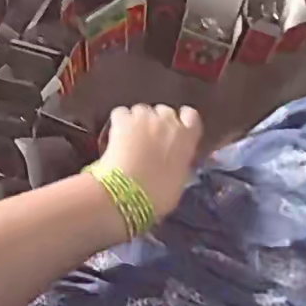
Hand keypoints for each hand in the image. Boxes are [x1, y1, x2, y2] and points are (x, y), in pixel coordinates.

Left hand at [99, 104, 203, 218]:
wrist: (127, 193)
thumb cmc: (157, 195)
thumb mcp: (179, 182)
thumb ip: (179, 163)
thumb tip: (174, 161)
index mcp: (187, 138)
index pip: (190, 116)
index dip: (181, 120)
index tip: (175, 127)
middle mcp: (168, 122)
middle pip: (163, 111)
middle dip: (156, 122)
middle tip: (148, 139)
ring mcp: (144, 117)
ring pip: (141, 110)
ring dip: (136, 121)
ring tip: (129, 139)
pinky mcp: (122, 119)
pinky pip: (121, 113)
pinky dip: (118, 122)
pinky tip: (114, 136)